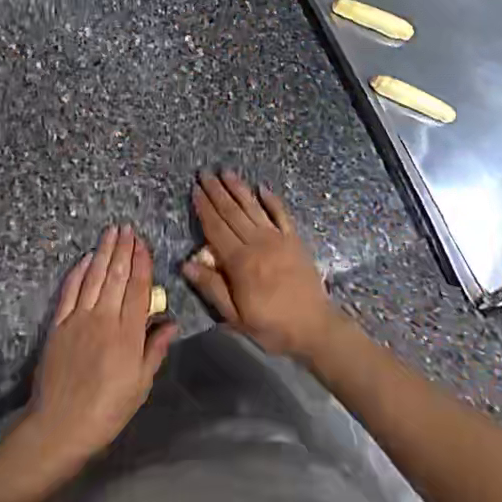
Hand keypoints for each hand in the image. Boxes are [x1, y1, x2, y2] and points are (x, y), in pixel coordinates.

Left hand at [22, 225, 177, 470]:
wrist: (61, 424)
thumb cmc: (108, 410)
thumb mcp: (141, 384)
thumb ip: (155, 350)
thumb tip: (171, 323)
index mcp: (128, 335)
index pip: (139, 289)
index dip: (142, 263)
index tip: (144, 244)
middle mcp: (104, 319)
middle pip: (117, 277)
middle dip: (123, 250)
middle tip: (127, 228)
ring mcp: (79, 319)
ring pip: (95, 277)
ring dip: (104, 253)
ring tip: (111, 232)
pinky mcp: (59, 325)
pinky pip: (70, 291)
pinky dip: (79, 272)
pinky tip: (87, 258)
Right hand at [182, 170, 339, 359]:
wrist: (315, 328)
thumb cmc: (271, 326)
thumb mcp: (235, 316)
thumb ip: (211, 287)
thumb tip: (186, 264)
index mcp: (240, 262)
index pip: (216, 229)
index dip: (204, 209)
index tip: (194, 190)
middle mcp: (258, 244)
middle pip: (233, 213)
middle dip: (217, 192)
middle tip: (204, 174)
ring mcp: (279, 240)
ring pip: (254, 208)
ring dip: (239, 189)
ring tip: (226, 172)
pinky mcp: (295, 241)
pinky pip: (282, 215)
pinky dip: (272, 201)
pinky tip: (262, 188)